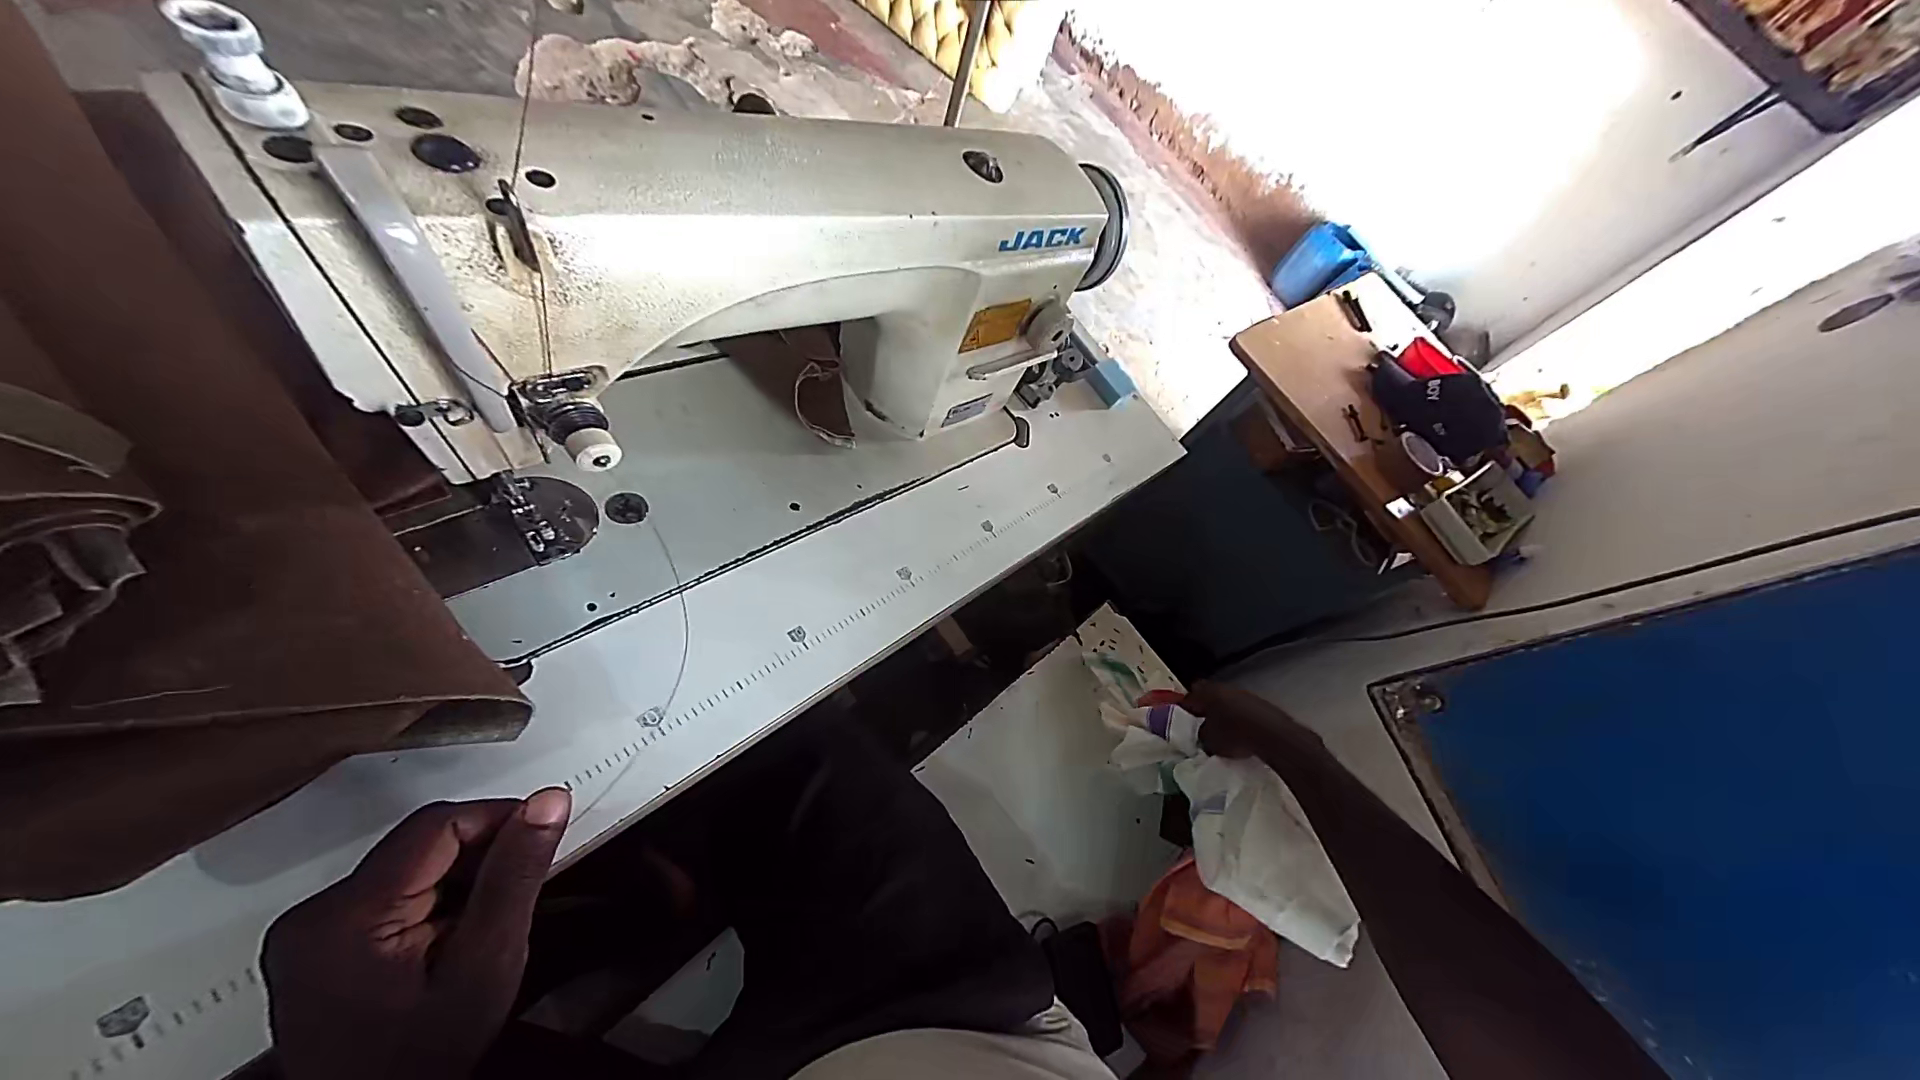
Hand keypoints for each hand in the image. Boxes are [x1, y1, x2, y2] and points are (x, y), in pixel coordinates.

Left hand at [262, 789, 570, 1079]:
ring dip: (464, 874)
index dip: (500, 820)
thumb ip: (517, 873)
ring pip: (416, 859)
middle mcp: (313, 916)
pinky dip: (441, 894)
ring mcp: (311, 930)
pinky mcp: (321, 939)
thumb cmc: (423, 1058)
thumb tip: (547, 803)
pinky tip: (455, 931)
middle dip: (482, 853)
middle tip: (515, 893)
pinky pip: (398, 885)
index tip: (539, 838)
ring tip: (483, 921)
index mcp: (344, 918)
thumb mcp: (488, 959)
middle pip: (424, 840)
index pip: (439, 824)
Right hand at [1181, 681, 1326, 760]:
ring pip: (1228, 702)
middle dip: (1205, 709)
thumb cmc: (1234, 735)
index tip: (1181, 719)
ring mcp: (1246, 695)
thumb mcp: (1208, 741)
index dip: (1183, 708)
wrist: (1273, 736)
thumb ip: (1201, 735)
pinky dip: (1241, 720)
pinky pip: (1244, 711)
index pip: (1188, 696)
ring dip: (1224, 714)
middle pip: (1209, 696)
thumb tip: (1202, 736)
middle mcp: (1225, 688)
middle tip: (1201, 724)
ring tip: (1223, 732)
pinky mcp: (1263, 706)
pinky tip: (1242, 735)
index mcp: (1207, 692)